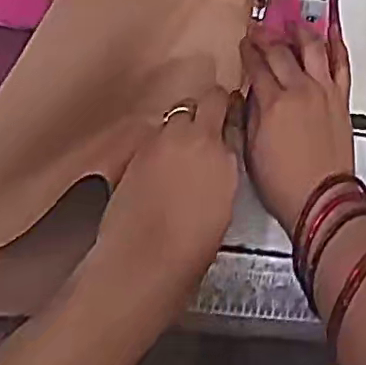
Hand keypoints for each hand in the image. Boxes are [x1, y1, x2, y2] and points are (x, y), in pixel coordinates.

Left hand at [90, 87, 239, 295]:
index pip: (229, 109)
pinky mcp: (135, 152)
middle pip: (204, 100)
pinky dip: (159, 144)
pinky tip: (159, 170)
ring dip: (181, 124)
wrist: (141, 264)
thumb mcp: (224, 204)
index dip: (228, 111)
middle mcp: (192, 137)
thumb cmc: (188, 249)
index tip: (228, 117)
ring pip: (176, 114)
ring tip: (180, 151)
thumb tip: (222, 154)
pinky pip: (154, 135)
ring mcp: (161, 141)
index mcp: (222, 151)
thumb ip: (225, 165)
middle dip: (206, 108)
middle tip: (206, 129)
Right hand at [241, 24, 355, 235]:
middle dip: (266, 37)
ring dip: (301, 31)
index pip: (257, 65)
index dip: (248, 51)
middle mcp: (299, 90)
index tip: (244, 44)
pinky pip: (341, 62)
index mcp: (273, 103)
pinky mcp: (340, 98)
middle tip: (260, 31)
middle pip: (280, 51)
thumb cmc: (286, 185)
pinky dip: (337, 43)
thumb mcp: (251, 150)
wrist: (321, 201)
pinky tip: (333, 31)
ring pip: (312, 47)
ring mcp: (323, 91)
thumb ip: (250, 115)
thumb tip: (248, 95)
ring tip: (294, 24)